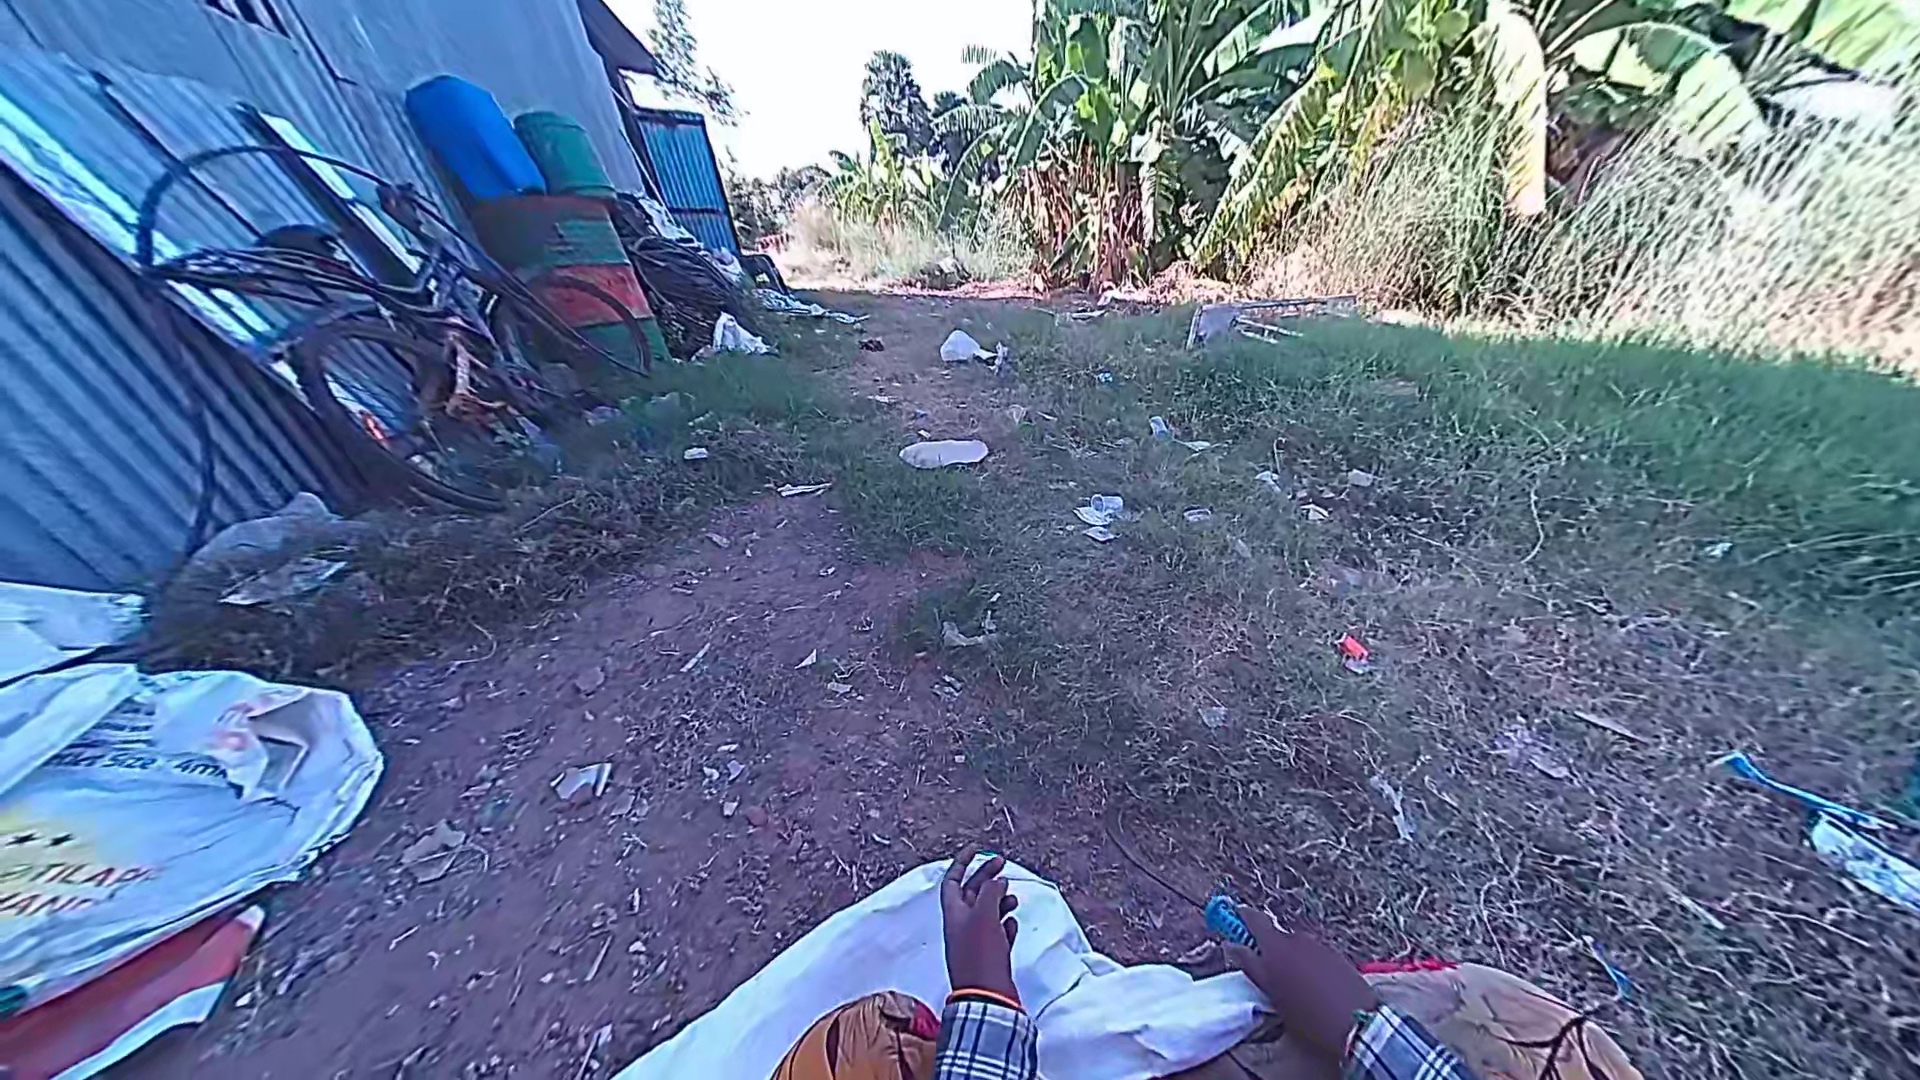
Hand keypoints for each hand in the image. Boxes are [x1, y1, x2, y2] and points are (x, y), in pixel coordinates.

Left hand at [941, 848, 1020, 1001]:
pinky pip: (997, 934)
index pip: (952, 879)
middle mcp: (961, 925)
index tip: (975, 849)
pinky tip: (1012, 923)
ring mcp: (975, 943)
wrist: (987, 999)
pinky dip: (1005, 925)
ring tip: (1012, 897)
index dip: (962, 862)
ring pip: (986, 913)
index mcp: (953, 913)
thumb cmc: (980, 955)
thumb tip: (997, 880)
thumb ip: (990, 891)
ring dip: (999, 900)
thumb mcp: (984, 914)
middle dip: (986, 876)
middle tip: (1002, 863)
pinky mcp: (989, 958)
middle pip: (972, 893)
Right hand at [1224, 906, 1378, 1062]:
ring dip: (1292, 956)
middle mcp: (1296, 938)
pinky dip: (1311, 964)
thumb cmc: (1307, 1013)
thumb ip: (1250, 965)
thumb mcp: (1272, 992)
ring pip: (1297, 946)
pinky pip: (1316, 955)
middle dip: (1269, 945)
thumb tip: (1232, 946)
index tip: (1232, 916)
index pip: (1252, 917)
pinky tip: (1315, 985)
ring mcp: (1319, 946)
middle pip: (1275, 934)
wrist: (1361, 1025)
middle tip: (1267, 966)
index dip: (1240, 915)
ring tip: (1294, 981)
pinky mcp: (1338, 958)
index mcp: (1275, 944)